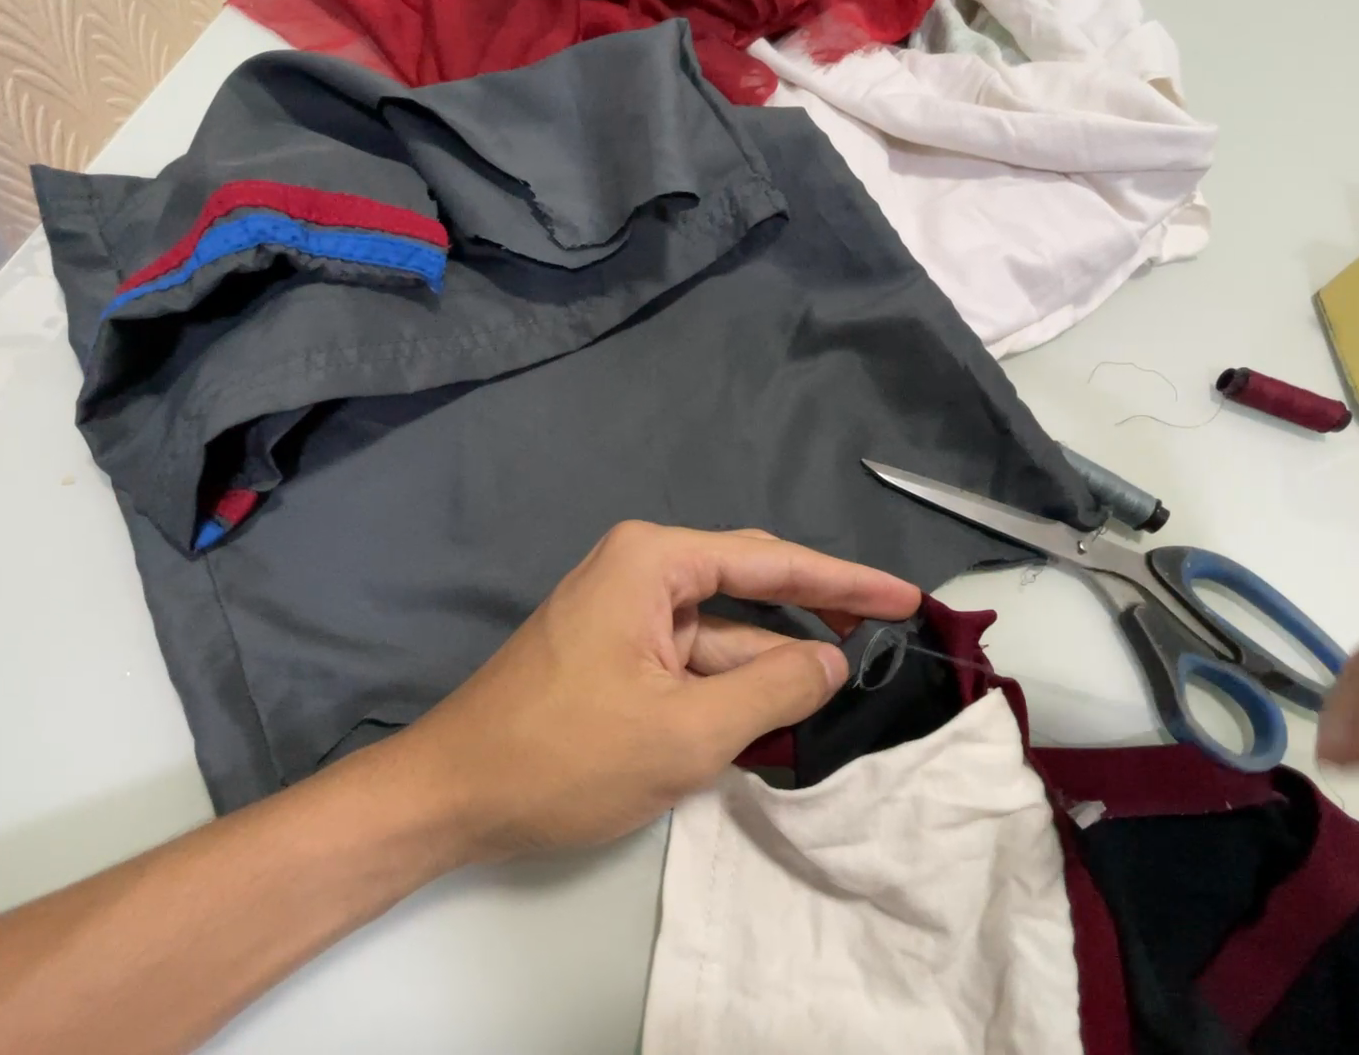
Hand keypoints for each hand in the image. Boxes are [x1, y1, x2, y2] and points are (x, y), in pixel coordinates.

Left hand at [387, 522, 920, 861]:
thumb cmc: (565, 756)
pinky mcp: (617, 657)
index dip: (847, 580)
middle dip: (814, 619)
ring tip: (843, 695)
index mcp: (654, 562)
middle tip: (888, 638)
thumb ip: (774, 688)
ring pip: (724, 638)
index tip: (907, 597)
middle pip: (751, 590)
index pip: (772, 561)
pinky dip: (733, 692)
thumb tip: (831, 659)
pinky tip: (777, 718)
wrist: (451, 797)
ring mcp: (626, 617)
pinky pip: (693, 665)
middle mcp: (641, 573)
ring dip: (773, 671)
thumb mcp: (687, 730)